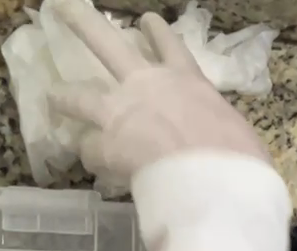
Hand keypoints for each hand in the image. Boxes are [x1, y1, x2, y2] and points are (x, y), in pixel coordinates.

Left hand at [47, 3, 269, 189]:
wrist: (219, 186)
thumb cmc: (242, 164)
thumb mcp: (241, 137)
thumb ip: (222, 132)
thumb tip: (224, 147)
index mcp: (188, 80)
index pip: (168, 43)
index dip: (155, 33)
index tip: (147, 25)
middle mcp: (147, 84)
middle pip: (105, 41)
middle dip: (82, 22)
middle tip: (64, 9)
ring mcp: (122, 112)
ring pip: (79, 93)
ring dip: (63, 95)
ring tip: (53, 98)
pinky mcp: (108, 145)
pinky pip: (89, 149)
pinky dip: (90, 157)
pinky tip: (95, 167)